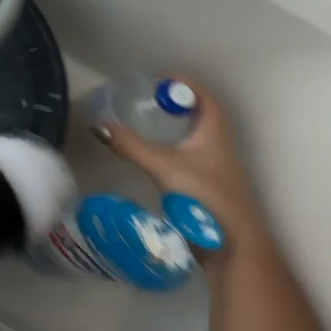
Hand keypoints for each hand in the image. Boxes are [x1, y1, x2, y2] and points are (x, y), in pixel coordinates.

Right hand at [98, 77, 322, 330]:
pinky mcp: (209, 187)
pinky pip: (189, 155)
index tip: (155, 80)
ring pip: (194, 137)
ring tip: (142, 123)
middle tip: (143, 99)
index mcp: (215, 135)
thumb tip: (97, 124)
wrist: (234, 250)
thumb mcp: (163, 167)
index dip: (183, 84)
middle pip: (200, 115)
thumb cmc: (205, 198)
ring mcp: (216, 169)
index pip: (205, 97)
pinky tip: (151, 154)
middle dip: (173, 103)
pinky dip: (171, 147)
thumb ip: (130, 145)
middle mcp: (219, 147)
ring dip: (172, 126)